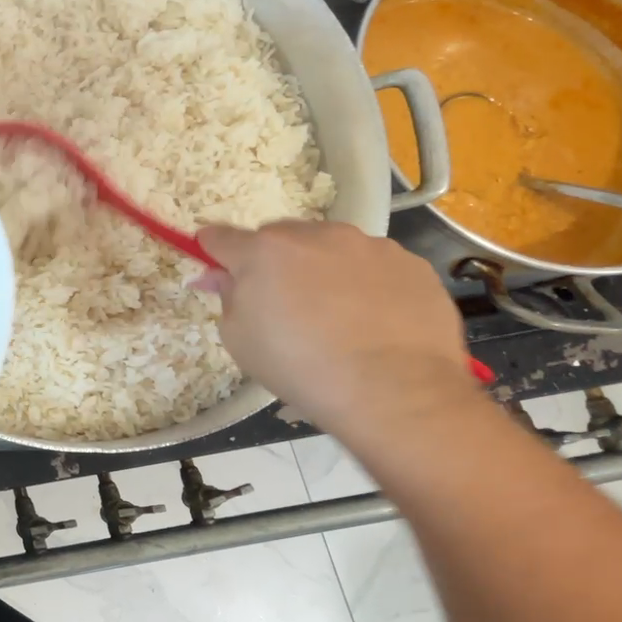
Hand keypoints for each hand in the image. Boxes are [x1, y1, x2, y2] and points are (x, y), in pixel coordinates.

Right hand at [195, 221, 476, 435]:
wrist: (391, 386)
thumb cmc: (295, 363)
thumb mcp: (238, 336)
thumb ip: (228, 296)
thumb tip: (218, 276)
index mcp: (264, 251)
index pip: (220, 236)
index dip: (211, 250)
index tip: (213, 268)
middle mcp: (316, 235)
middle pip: (279, 236)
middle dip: (270, 260)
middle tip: (275, 299)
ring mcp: (369, 246)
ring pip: (328, 247)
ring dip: (317, 267)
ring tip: (329, 312)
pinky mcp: (410, 263)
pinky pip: (371, 264)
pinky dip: (361, 282)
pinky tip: (366, 318)